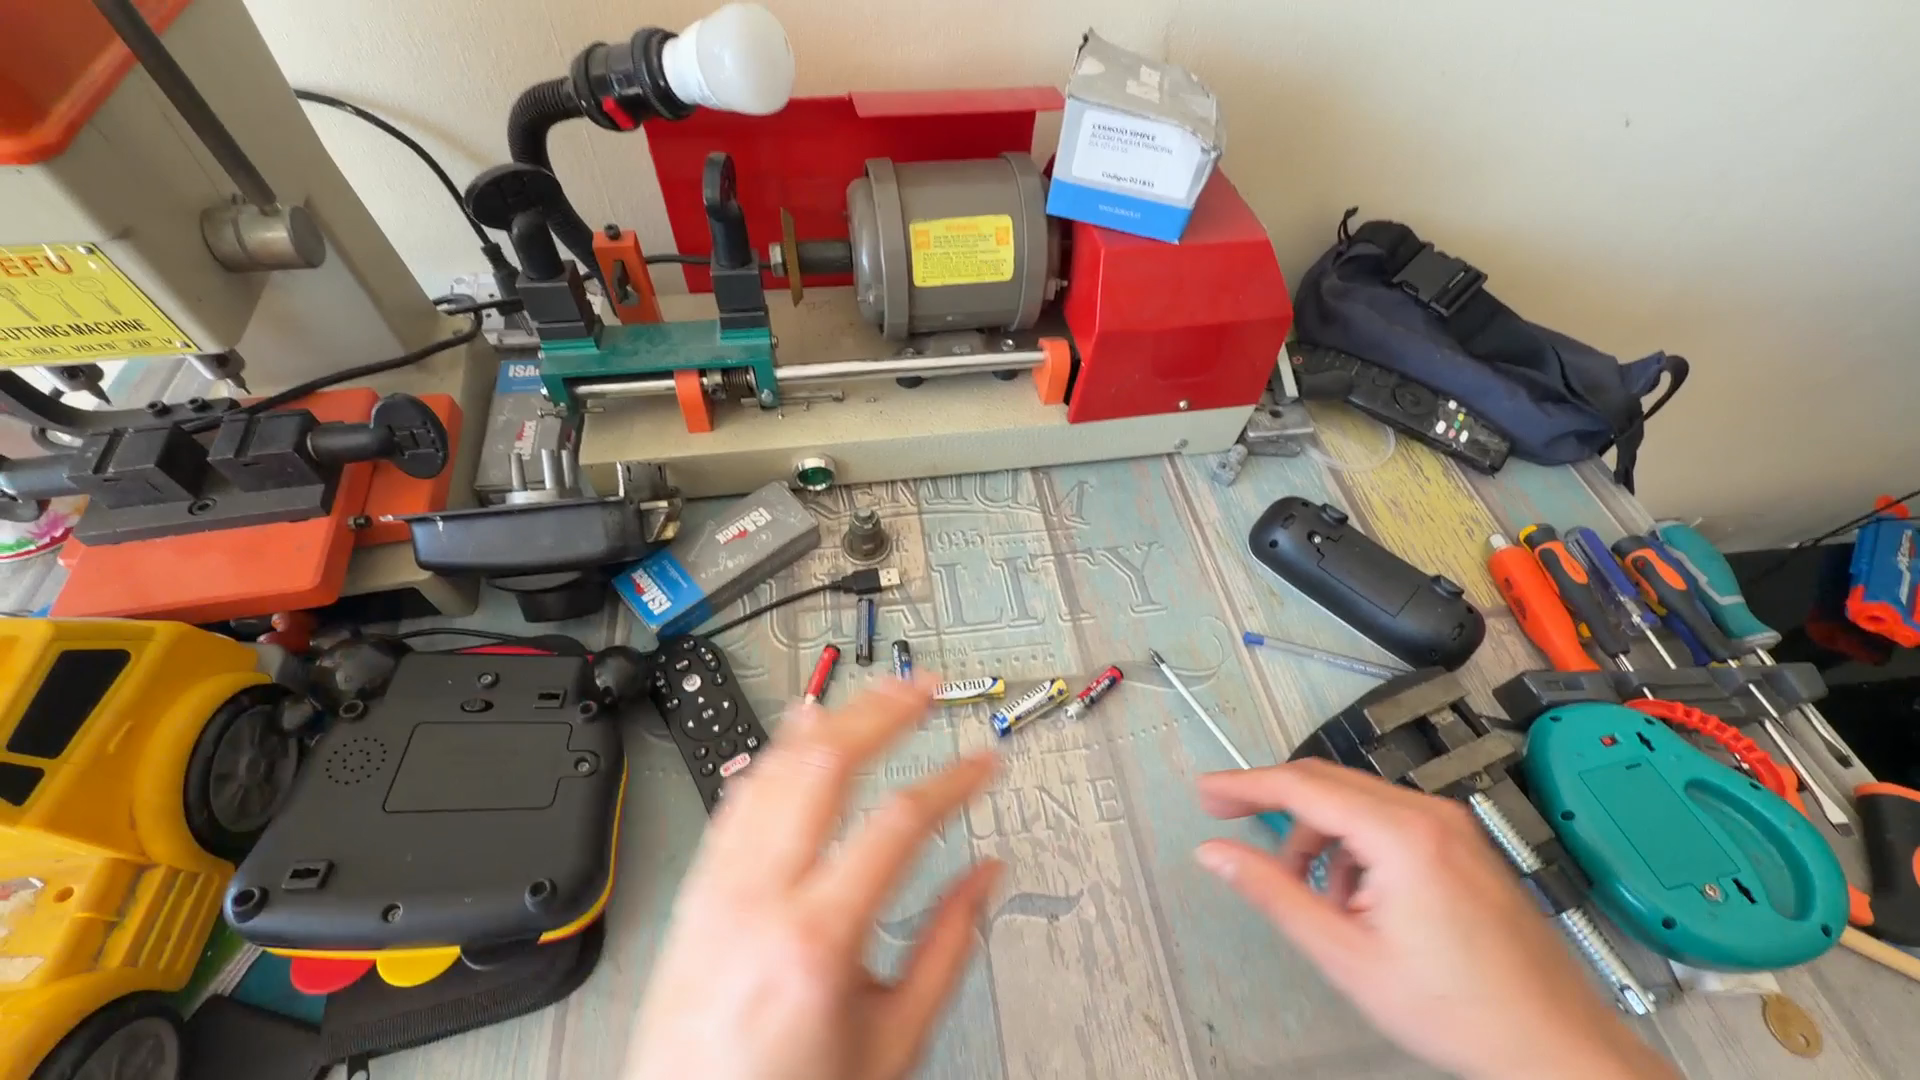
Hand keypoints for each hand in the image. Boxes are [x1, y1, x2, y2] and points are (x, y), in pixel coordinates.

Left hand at [623, 675, 999, 1079]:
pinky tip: (800, 728)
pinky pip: (738, 796)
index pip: (899, 822)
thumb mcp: (892, 1044)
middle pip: (825, 764)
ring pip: (774, 766)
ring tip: (873, 692)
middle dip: (882, 711)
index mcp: (816, 941)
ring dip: (831, 717)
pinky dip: (777, 751)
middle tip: (922, 687)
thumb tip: (987, 877)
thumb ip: (948, 949)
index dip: (953, 780)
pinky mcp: (696, 890)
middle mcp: (758, 899)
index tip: (983, 762)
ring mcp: (717, 888)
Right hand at [1194, 760, 1677, 1079]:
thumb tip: (1215, 854)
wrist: (1560, 1050)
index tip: (1206, 792)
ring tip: (1303, 889)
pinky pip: (1386, 821)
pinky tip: (1351, 896)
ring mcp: (1451, 826)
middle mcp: (1429, 813)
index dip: (1244, 784)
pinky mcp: (1461, 843)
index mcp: (1401, 834)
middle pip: (1326, 782)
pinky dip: (1351, 845)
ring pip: (1355, 801)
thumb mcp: (1345, 955)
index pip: (1301, 786)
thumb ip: (1272, 893)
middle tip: (1224, 817)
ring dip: (1314, 833)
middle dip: (1271, 799)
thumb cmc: (1458, 1009)